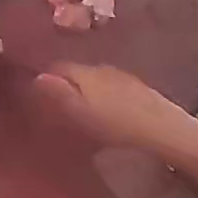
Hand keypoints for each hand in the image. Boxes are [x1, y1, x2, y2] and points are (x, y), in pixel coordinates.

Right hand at [24, 63, 197, 162]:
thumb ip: (58, 95)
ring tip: (77, 110)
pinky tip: (104, 113)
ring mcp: (122, 77)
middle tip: (53, 104)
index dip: (42, 78)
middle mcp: (102, 68)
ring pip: (93, 80)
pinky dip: (101, 97)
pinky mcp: (137, 89)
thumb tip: (35, 76)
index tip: (33, 93)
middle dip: (63, 83)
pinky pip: (109, 88)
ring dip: (83, 91)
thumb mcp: (80, 114)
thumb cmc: (116, 125)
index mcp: (85, 72)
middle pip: (75, 72)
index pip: (55, 66)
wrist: (165, 130)